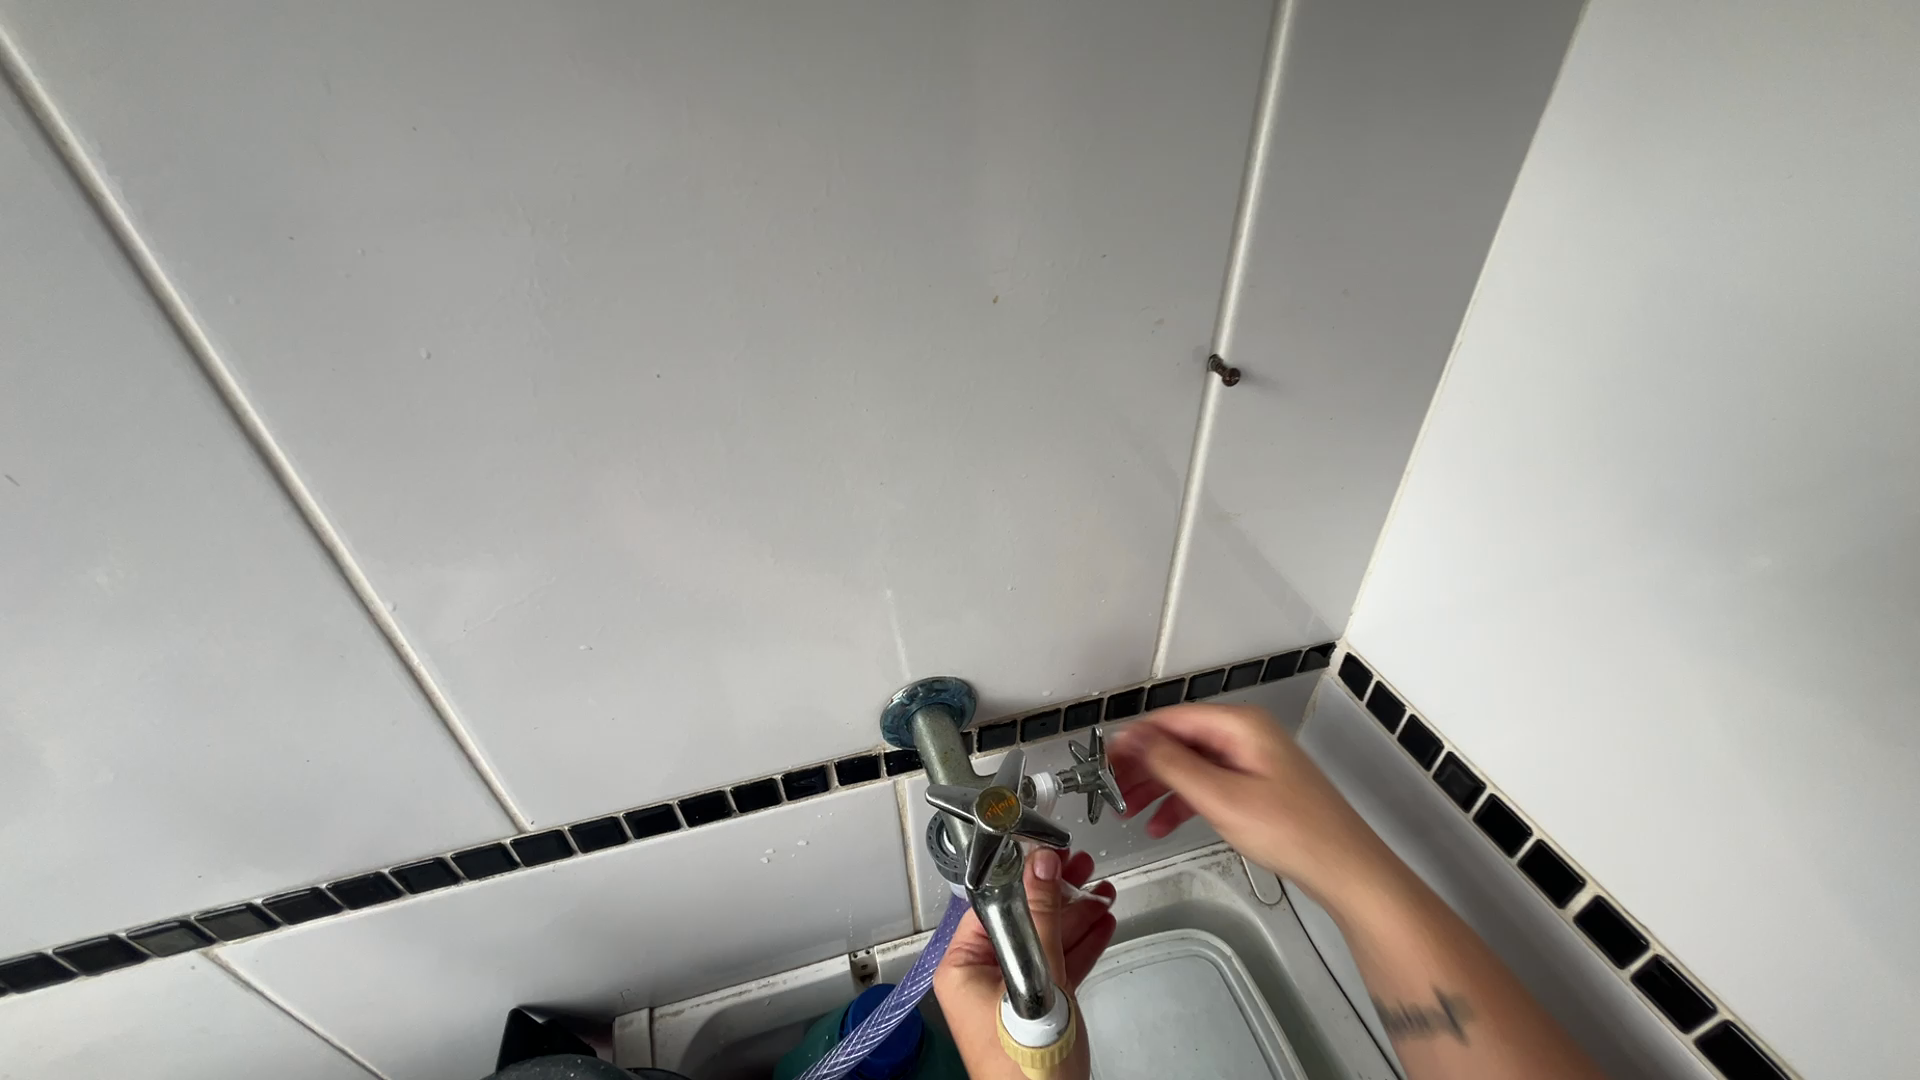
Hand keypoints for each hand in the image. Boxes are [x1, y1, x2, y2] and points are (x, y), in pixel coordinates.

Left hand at [932, 849, 1116, 1079]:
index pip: (993, 904)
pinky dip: (1081, 945)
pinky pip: (1058, 965)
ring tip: (1103, 889)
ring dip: (1076, 916)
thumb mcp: (1036, 979)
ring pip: (1044, 939)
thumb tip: (1043, 862)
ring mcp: (1010, 991)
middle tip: (1083, 864)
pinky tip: (1103, 922)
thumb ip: (1041, 918)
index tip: (1052, 851)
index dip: (1024, 874)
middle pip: (1022, 917)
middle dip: (1057, 893)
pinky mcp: (1037, 1007)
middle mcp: (981, 974)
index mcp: (962, 965)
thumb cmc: (1027, 1060)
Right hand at [1108, 704, 1399, 912]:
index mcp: (1238, 725)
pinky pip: (1207, 785)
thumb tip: (1131, 735)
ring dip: (1157, 788)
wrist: (1349, 873)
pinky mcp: (1254, 786)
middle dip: (1143, 766)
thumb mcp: (1220, 796)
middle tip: (1111, 791)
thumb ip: (1170, 763)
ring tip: (1127, 812)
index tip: (1104, 762)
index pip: (1170, 720)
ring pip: (1189, 765)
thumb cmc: (1290, 831)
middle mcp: (1243, 735)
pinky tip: (1160, 826)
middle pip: (1178, 742)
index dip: (1134, 739)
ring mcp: (1250, 760)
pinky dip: (1183, 803)